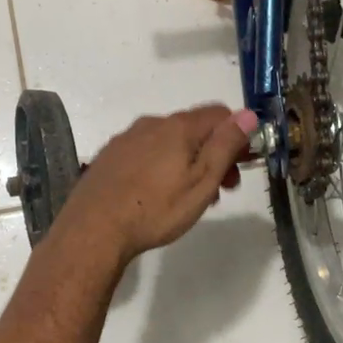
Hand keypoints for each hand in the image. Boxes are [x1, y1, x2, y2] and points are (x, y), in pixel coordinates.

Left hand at [53, 104, 257, 263]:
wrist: (94, 229)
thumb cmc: (157, 208)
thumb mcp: (202, 181)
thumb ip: (226, 145)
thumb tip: (248, 114)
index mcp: (178, 127)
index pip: (219, 113)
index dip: (237, 135)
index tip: (241, 165)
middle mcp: (151, 124)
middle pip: (193, 128)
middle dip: (213, 153)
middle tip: (221, 189)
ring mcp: (126, 139)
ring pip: (168, 142)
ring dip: (188, 162)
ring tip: (189, 198)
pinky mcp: (109, 157)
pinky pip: (145, 153)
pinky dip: (161, 166)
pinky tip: (156, 195)